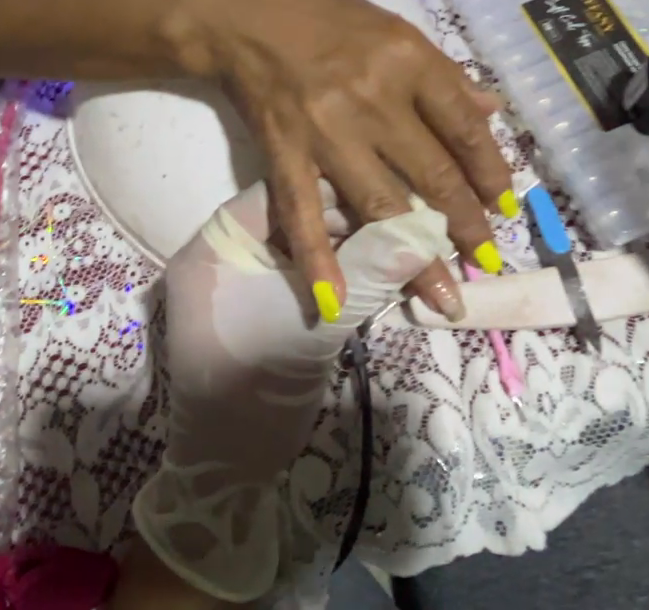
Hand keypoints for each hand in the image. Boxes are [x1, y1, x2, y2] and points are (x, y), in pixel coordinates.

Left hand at [133, 183, 454, 600]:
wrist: (234, 460)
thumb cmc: (255, 378)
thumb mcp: (314, 320)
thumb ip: (368, 270)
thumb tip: (426, 226)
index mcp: (221, 238)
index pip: (285, 190)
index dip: (341, 188)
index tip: (395, 191)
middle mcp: (234, 248)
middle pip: (305, 216)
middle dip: (362, 225)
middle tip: (419, 227)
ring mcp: (255, 277)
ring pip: (319, 246)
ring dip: (367, 253)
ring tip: (419, 257)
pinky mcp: (277, 305)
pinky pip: (321, 274)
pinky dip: (357, 277)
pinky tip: (399, 279)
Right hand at [172, 0, 512, 321]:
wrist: (240, 14)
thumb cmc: (320, 12)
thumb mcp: (392, 27)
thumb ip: (441, 72)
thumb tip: (489, 110)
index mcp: (408, 59)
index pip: (464, 128)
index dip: (491, 173)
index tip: (504, 208)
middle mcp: (374, 98)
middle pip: (433, 174)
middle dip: (466, 226)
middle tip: (486, 263)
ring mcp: (326, 130)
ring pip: (381, 205)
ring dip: (416, 259)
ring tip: (444, 298)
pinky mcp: (284, 151)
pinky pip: (303, 212)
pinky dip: (319, 259)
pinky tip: (336, 302)